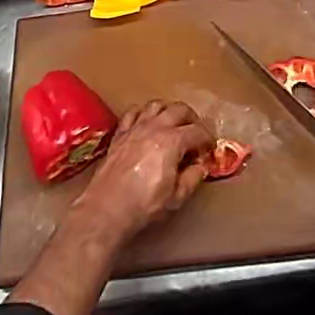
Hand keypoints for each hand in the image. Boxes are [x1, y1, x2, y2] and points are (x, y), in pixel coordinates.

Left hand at [67, 100, 212, 244]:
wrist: (107, 210)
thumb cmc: (144, 205)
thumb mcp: (177, 196)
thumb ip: (193, 177)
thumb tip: (201, 166)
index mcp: (172, 142)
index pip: (198, 131)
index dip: (207, 139)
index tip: (208, 149)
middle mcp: (154, 128)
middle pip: (179, 109)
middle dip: (192, 119)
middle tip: (196, 134)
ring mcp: (134, 129)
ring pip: (156, 105)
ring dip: (168, 110)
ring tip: (173, 123)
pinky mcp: (119, 135)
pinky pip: (133, 113)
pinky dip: (143, 113)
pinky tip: (146, 123)